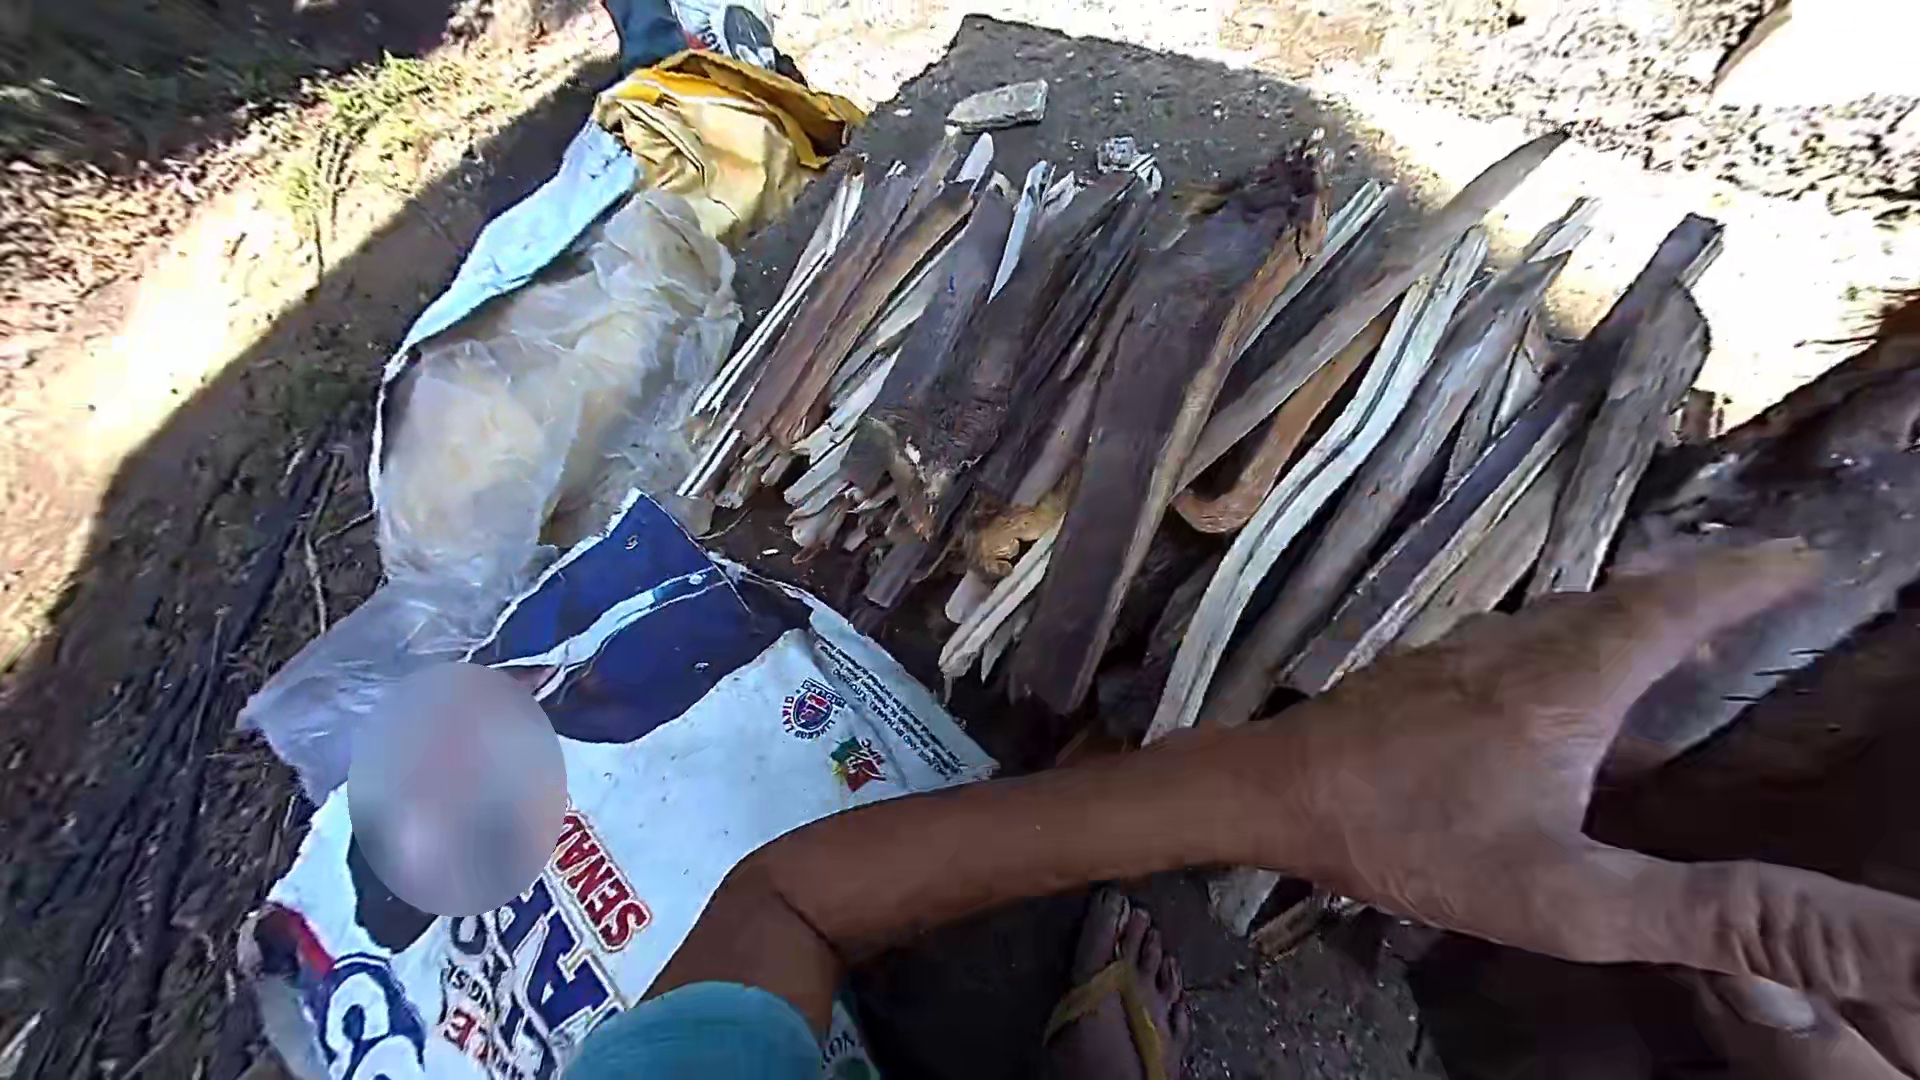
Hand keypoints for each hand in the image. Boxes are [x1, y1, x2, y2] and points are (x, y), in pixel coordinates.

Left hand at [1231, 542, 1919, 1010]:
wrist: (1273, 791)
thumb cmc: (1406, 838)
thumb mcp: (1570, 897)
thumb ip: (1726, 916)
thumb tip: (1904, 932)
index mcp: (1550, 691)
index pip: (1660, 614)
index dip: (1735, 582)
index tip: (1800, 558)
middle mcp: (1492, 655)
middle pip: (1597, 608)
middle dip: (1676, 597)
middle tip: (1742, 597)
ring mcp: (1434, 659)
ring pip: (1536, 624)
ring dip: (1603, 623)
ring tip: (1658, 644)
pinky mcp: (1398, 677)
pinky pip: (1490, 647)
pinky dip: (1542, 651)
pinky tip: (1540, 693)